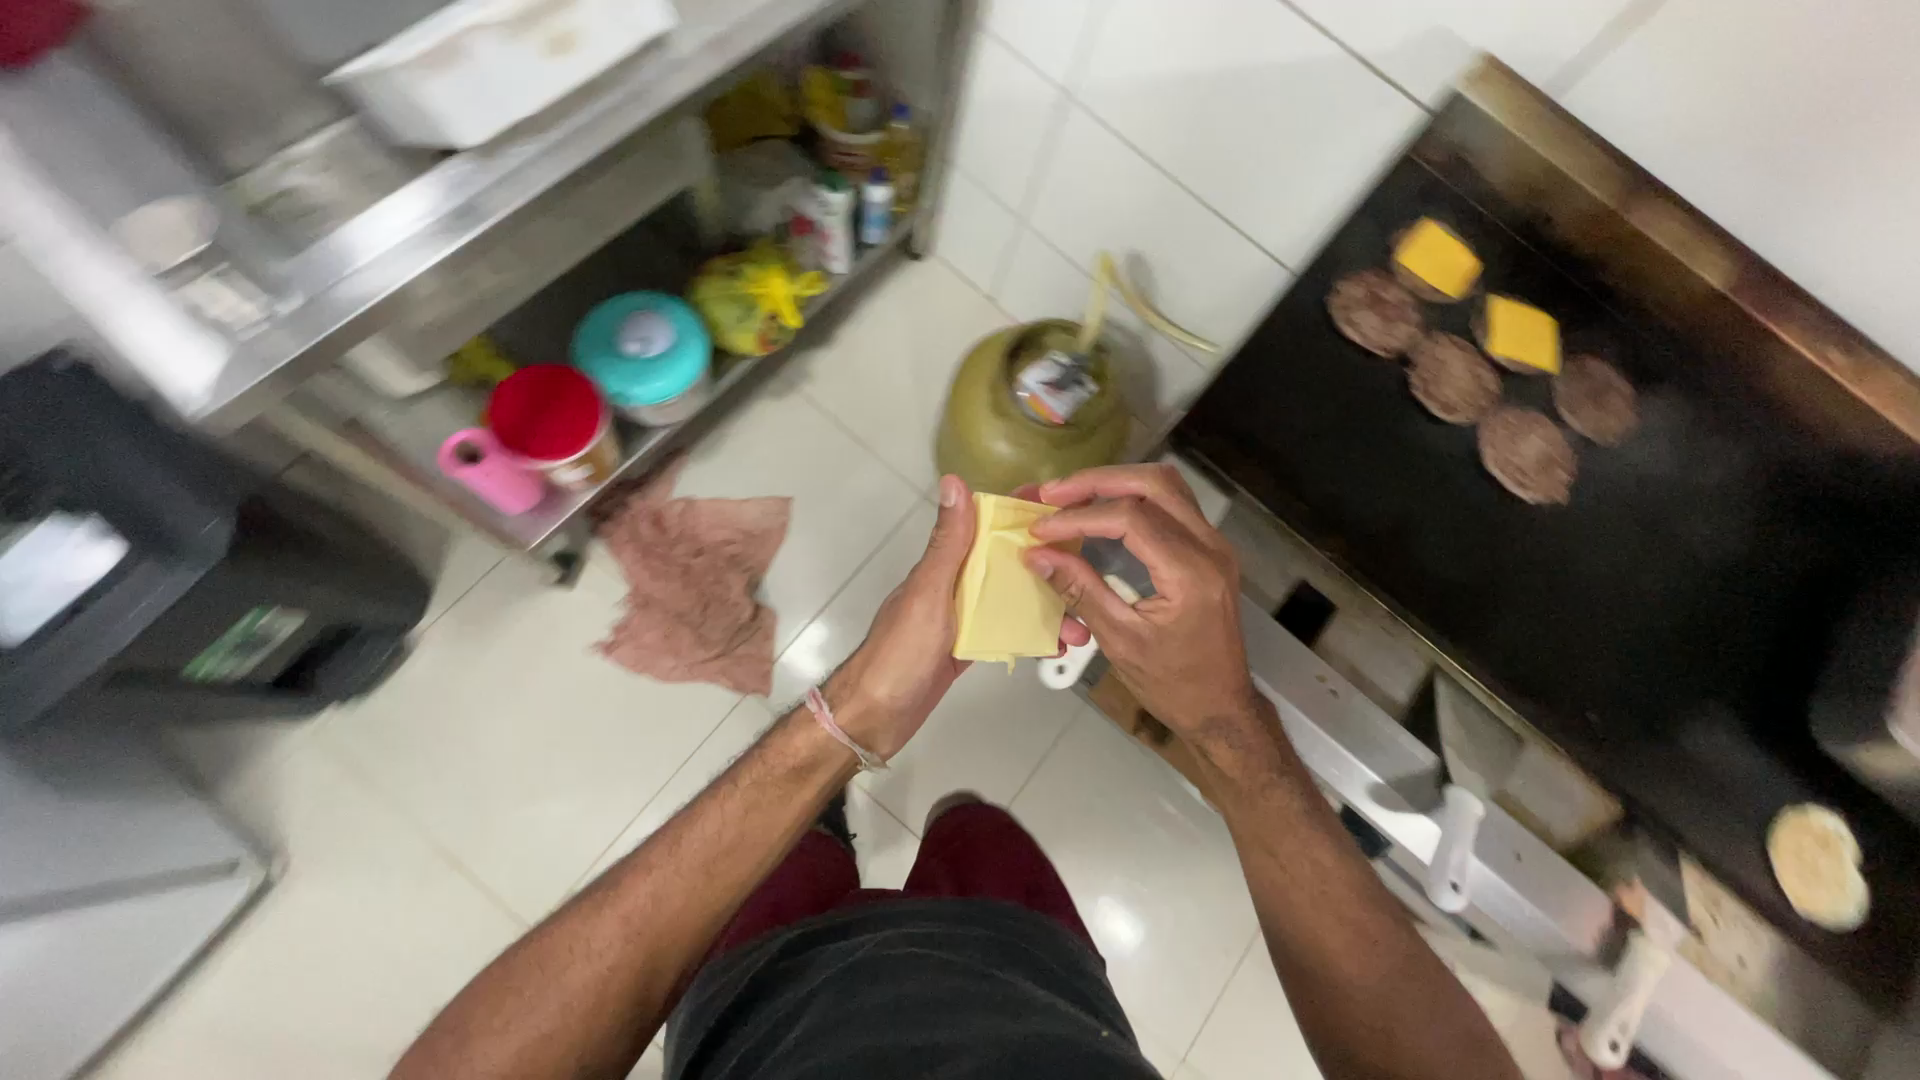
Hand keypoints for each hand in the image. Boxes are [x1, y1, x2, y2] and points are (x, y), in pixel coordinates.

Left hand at [831, 475, 1091, 760]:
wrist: (875, 717)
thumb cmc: (899, 653)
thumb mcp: (928, 593)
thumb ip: (947, 544)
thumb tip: (954, 482)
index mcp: (943, 567)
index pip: (984, 528)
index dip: (1016, 514)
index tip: (1057, 506)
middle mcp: (954, 587)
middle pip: (1006, 567)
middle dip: (1047, 569)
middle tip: (1088, 575)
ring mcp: (960, 620)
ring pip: (1011, 604)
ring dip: (1046, 610)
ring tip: (1081, 628)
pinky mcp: (966, 650)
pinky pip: (1005, 635)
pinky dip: (1030, 638)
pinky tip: (1057, 646)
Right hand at [1023, 464, 1260, 747]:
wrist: (1222, 707)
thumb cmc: (1172, 684)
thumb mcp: (1120, 641)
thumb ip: (1080, 590)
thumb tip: (1037, 555)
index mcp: (1190, 573)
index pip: (1130, 519)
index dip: (1079, 517)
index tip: (1040, 529)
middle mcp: (1210, 547)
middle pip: (1153, 484)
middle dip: (1097, 481)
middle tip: (1052, 494)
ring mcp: (1215, 545)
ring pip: (1166, 486)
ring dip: (1116, 482)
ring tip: (1072, 495)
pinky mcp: (1210, 550)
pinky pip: (1172, 504)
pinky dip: (1134, 496)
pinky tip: (1102, 508)